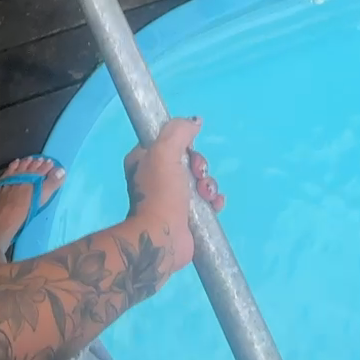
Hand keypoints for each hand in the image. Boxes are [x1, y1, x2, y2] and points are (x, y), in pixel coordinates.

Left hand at [122, 117, 224, 270]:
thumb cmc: (160, 192)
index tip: (189, 151)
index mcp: (143, 160)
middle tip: (198, 176)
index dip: (184, 145)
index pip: (169, 141)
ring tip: (206, 195)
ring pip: (199, 179)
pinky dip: (213, 200)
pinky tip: (215, 204)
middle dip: (200, 167)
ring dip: (209, 184)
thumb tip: (195, 121)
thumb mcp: (165, 152)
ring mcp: (171, 196)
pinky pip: (206, 199)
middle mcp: (155, 176)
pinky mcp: (186, 214)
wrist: (163, 237)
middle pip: (188, 160)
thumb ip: (178, 131)